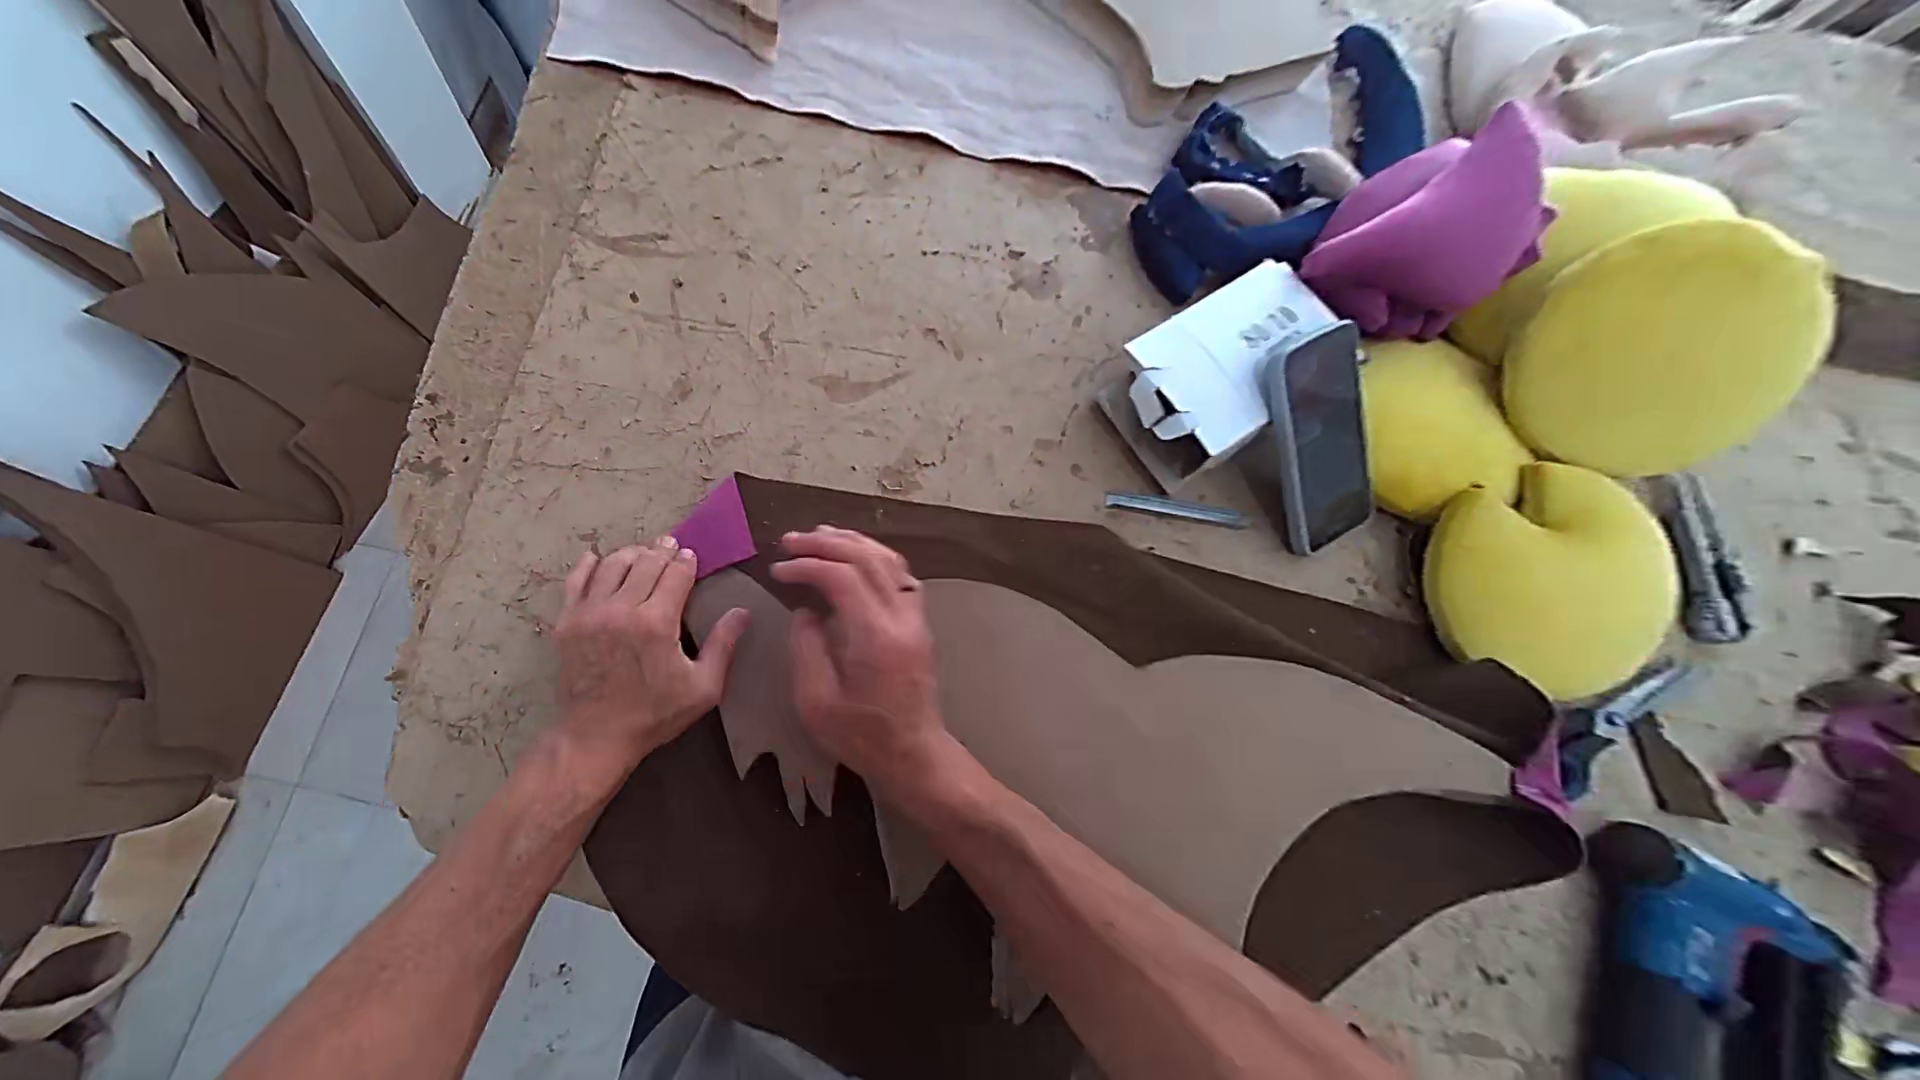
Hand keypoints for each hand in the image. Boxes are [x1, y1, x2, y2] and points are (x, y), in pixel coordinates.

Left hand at [553, 536, 747, 764]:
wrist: (596, 736)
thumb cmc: (655, 713)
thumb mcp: (704, 687)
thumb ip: (724, 645)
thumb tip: (742, 612)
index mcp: (657, 623)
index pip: (676, 575)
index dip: (686, 561)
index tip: (692, 555)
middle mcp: (622, 610)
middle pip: (645, 564)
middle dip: (662, 551)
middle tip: (671, 544)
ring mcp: (590, 614)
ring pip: (613, 565)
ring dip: (632, 553)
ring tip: (643, 552)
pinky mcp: (567, 623)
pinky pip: (576, 581)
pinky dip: (589, 565)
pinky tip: (599, 559)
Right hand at [773, 527, 950, 801]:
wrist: (914, 753)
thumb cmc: (862, 738)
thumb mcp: (816, 703)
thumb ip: (806, 650)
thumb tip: (806, 611)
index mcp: (876, 637)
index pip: (843, 578)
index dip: (807, 566)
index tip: (778, 570)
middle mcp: (902, 619)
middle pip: (868, 559)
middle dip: (827, 543)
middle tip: (791, 540)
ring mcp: (916, 618)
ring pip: (889, 560)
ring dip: (854, 542)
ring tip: (819, 535)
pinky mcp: (919, 623)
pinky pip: (900, 575)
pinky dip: (875, 557)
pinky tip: (854, 556)